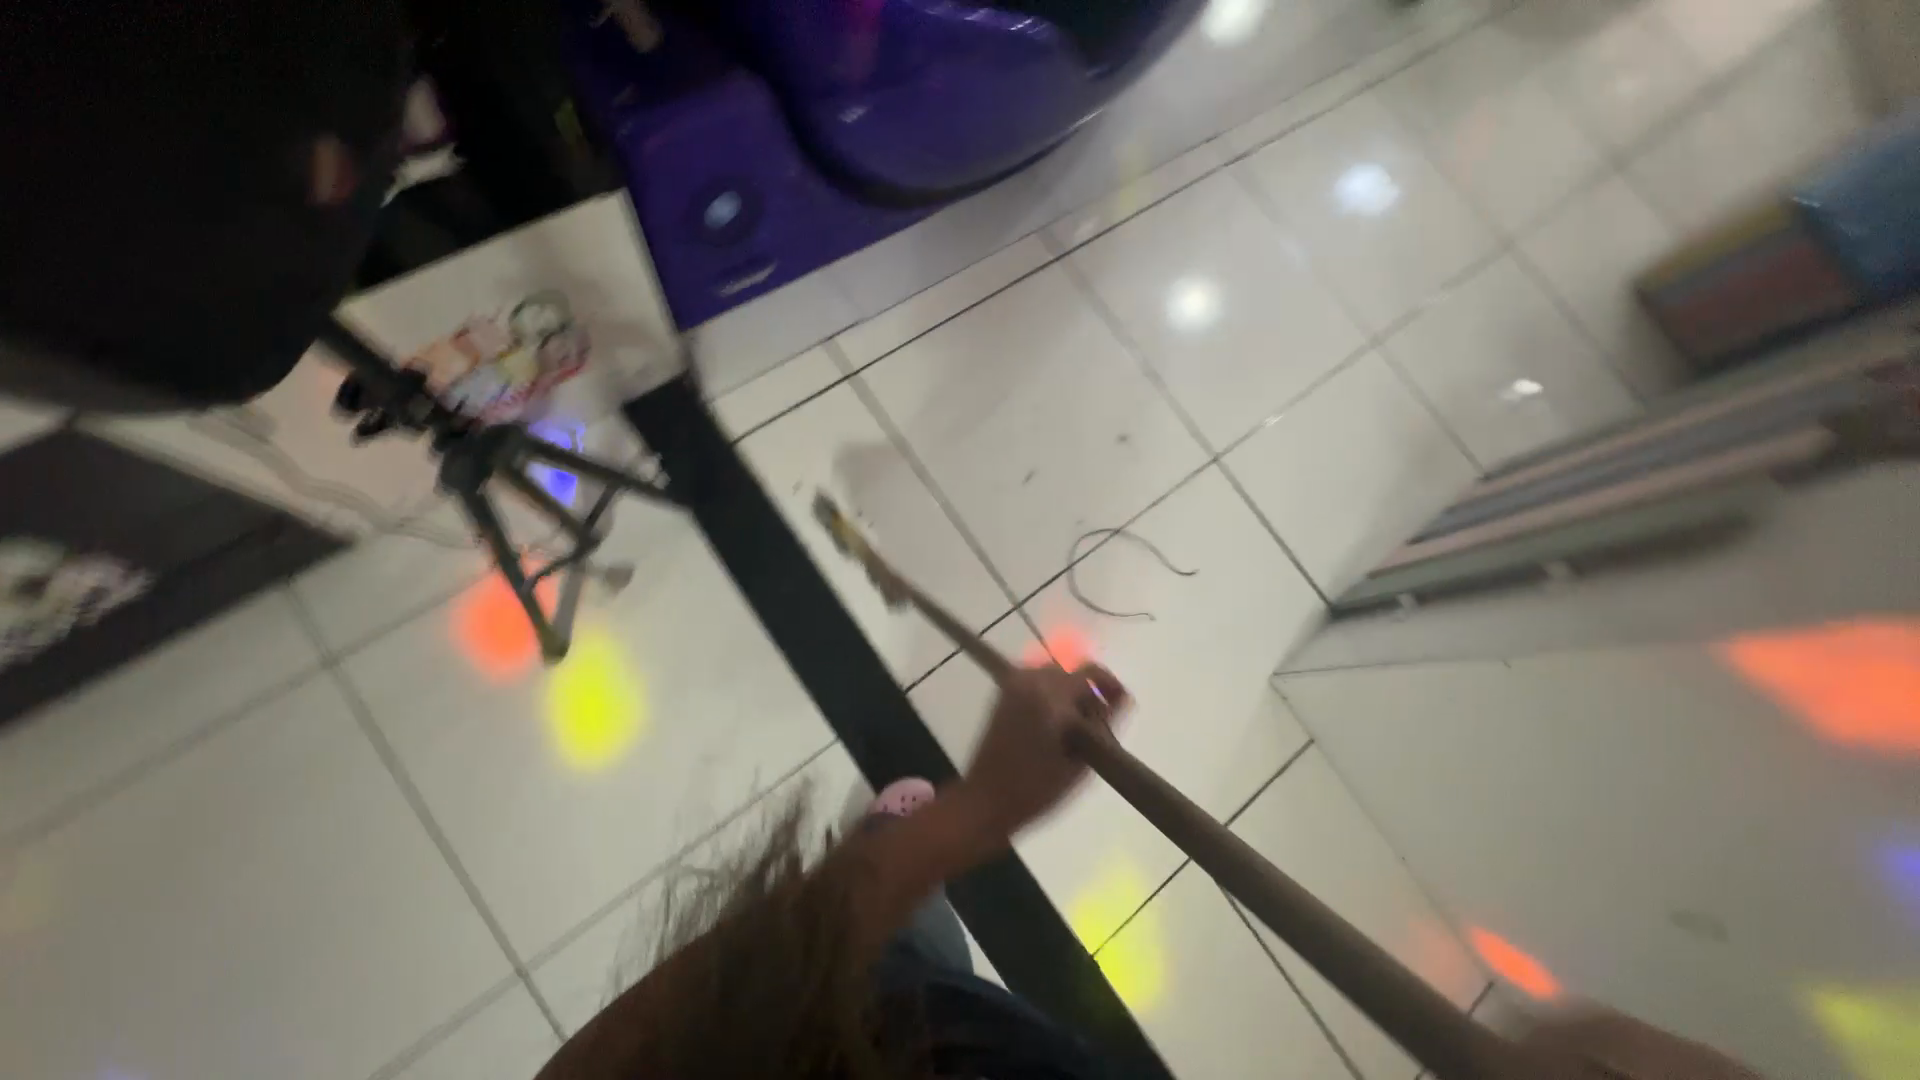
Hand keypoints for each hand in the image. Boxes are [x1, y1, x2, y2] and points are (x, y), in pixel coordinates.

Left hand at [953, 661, 1129, 840]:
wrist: (985, 800)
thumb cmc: (1036, 789)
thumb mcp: (1080, 763)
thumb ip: (1104, 726)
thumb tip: (1122, 701)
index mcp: (1051, 697)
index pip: (1090, 673)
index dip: (1110, 685)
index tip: (1120, 704)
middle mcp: (1030, 682)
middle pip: (1070, 671)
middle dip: (1087, 691)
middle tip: (1098, 723)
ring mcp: (1012, 687)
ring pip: (1052, 675)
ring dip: (1067, 692)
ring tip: (1076, 725)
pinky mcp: (1002, 697)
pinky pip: (1034, 682)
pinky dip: (1049, 694)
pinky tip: (1054, 724)